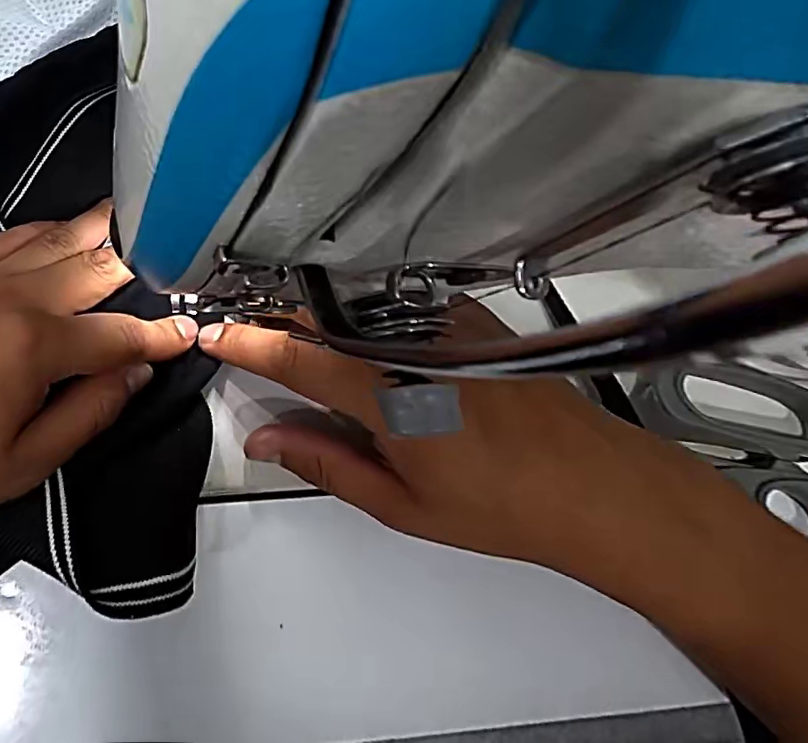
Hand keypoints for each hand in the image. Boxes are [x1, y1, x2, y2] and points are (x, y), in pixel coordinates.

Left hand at [0, 201, 197, 605]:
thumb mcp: (23, 464)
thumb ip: (89, 412)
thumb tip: (135, 372)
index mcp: (36, 344)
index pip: (121, 332)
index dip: (163, 334)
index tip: (193, 330)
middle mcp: (16, 295)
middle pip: (98, 266)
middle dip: (145, 267)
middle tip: (177, 268)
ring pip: (59, 238)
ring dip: (103, 234)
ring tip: (140, 228)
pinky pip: (14, 237)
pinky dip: (49, 231)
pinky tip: (65, 236)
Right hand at [198, 305, 768, 601]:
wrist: (597, 485)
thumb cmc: (500, 506)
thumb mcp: (400, 504)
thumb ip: (324, 462)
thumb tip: (264, 440)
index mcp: (387, 393)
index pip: (294, 356)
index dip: (245, 343)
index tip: (210, 335)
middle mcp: (409, 343)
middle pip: (317, 317)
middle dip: (271, 322)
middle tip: (242, 336)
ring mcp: (439, 321)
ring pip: (350, 305)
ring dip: (310, 315)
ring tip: (286, 333)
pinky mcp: (461, 312)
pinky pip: (387, 302)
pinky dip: (354, 311)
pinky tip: (351, 330)